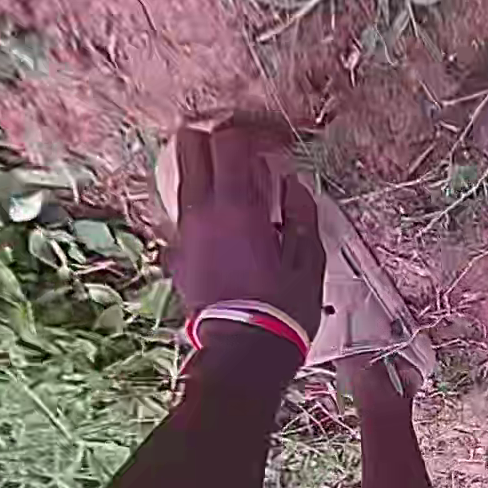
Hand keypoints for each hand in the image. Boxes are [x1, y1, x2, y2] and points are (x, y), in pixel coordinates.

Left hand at [159, 123, 323, 337]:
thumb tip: (294, 187)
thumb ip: (302, 217)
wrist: (243, 352)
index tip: (275, 149)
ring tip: (243, 200)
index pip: (230, 141)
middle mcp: (201, 211)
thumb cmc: (282, 311)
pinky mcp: (179, 255)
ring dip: (210, 176)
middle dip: (218, 144)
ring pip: (184, 177)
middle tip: (249, 162)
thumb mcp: (309, 264)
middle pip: (190, 144)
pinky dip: (206, 209)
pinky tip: (231, 233)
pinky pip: (187, 213)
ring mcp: (184, 232)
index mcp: (236, 207)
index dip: (254, 136)